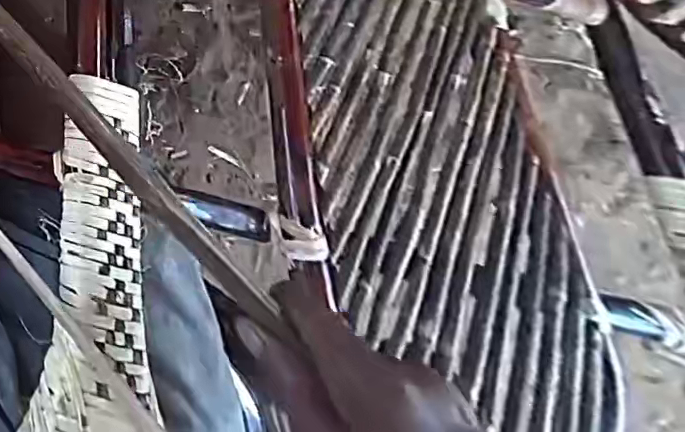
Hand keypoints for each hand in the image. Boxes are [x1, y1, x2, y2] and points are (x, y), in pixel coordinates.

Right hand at [236, 275, 479, 431]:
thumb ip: (290, 385)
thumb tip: (254, 330)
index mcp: (375, 378)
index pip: (309, 306)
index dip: (280, 306)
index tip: (261, 317)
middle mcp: (416, 377)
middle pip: (344, 345)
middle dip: (323, 367)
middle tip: (312, 406)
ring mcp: (452, 400)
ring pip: (379, 374)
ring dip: (360, 393)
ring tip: (353, 427)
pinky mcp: (470, 418)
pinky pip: (412, 397)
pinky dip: (394, 412)